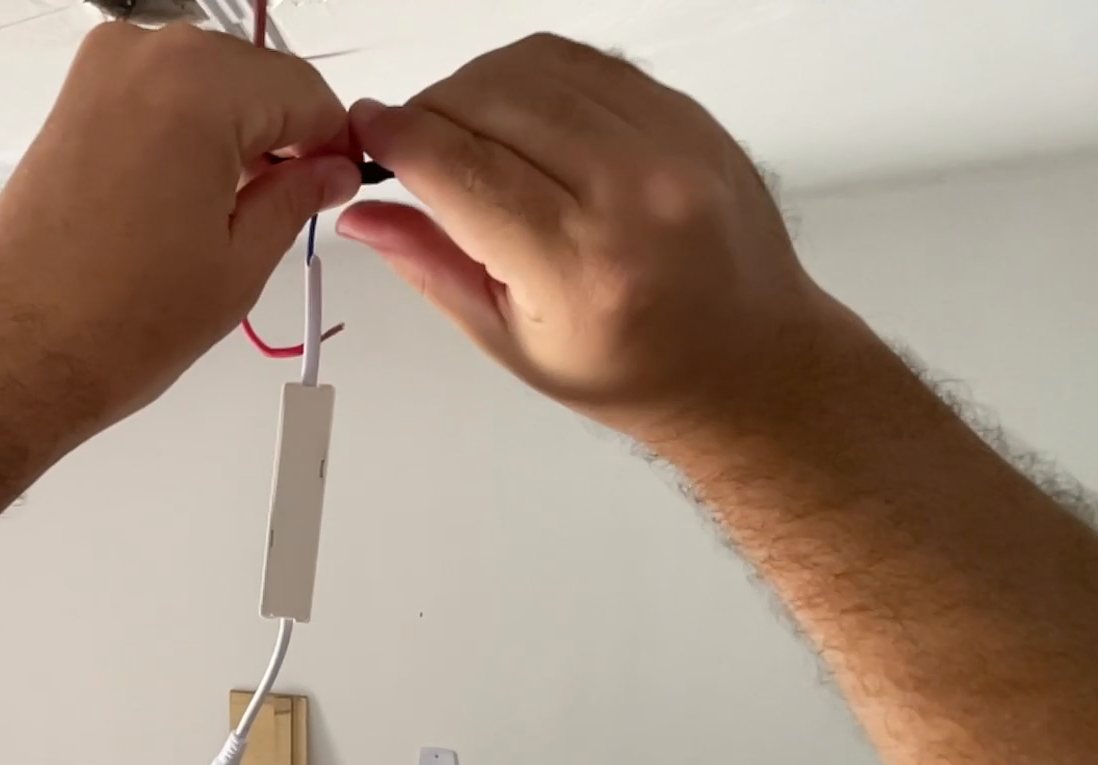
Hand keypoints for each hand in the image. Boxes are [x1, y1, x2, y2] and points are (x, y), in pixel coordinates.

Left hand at [0, 22, 359, 435]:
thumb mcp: (237, 265)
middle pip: (247, 83)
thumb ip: (294, 199)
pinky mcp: (66, 112)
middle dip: (277, 140)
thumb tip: (327, 172)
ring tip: (226, 223)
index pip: (301, 90)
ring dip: (226, 146)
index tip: (335, 180)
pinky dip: (179, 146)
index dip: (330, 141)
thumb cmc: (113, 325)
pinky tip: (182, 208)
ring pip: (197, 93)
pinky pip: (150, 108)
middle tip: (286, 209)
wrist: (15, 356)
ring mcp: (93, 80)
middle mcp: (140, 57)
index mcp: (199, 84)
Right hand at [339, 33, 840, 439]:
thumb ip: (428, 265)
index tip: (361, 129)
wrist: (739, 356)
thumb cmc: (617, 369)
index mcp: (575, 267)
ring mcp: (669, 141)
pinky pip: (585, 62)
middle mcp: (629, 191)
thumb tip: (358, 216)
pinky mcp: (687, 112)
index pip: (461, 171)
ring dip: (470, 86)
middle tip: (398, 141)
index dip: (398, 139)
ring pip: (536, 67)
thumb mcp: (502, 338)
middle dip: (425, 110)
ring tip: (449, 129)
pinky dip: (525, 74)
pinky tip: (505, 112)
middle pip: (492, 103)